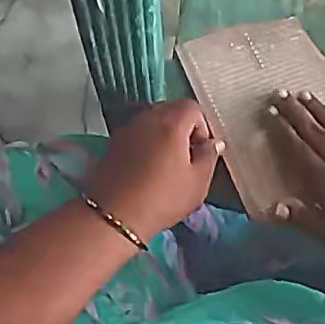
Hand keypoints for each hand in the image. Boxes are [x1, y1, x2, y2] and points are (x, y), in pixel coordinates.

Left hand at [87, 100, 223, 240]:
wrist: (114, 215)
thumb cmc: (162, 198)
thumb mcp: (197, 182)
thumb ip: (209, 156)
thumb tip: (211, 143)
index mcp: (170, 122)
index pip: (193, 108)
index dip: (203, 128)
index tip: (201, 152)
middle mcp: (146, 117)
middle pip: (171, 110)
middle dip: (183, 128)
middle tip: (186, 157)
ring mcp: (126, 128)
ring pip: (152, 120)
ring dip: (163, 135)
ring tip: (166, 164)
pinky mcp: (112, 142)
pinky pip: (137, 133)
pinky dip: (146, 142)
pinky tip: (147, 168)